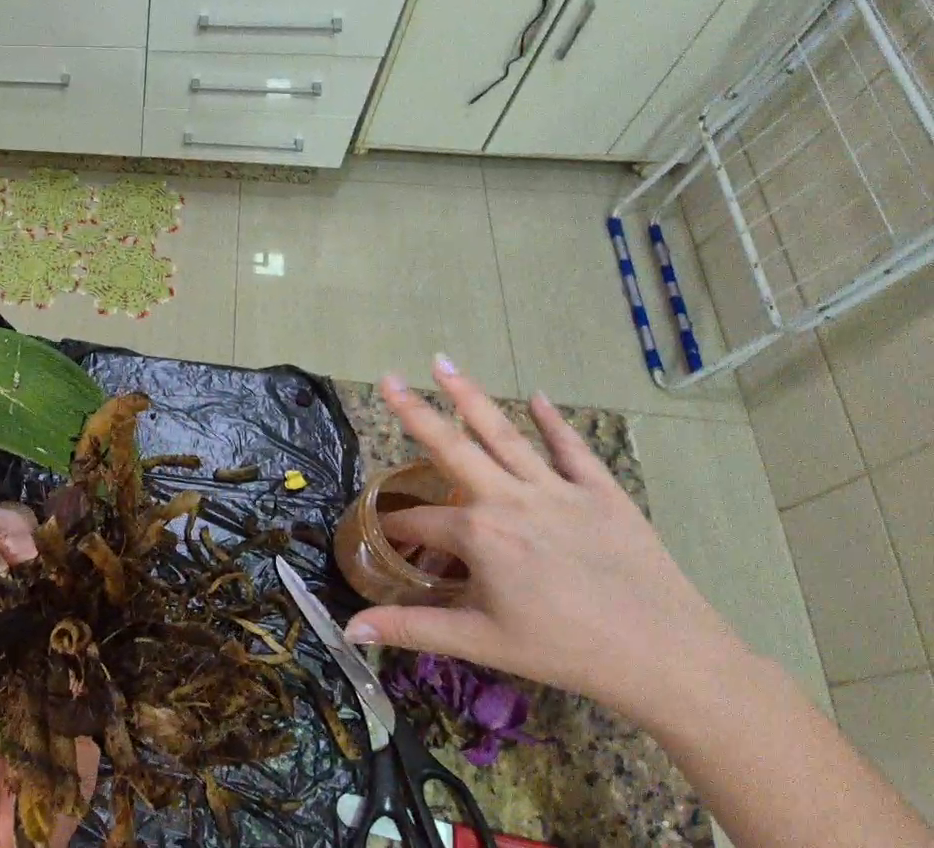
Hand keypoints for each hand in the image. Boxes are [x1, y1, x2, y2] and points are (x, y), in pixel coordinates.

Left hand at [0, 486, 98, 847]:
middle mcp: (6, 612)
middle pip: (16, 545)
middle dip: (7, 526)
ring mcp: (50, 637)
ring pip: (58, 571)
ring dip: (52, 550)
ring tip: (35, 558)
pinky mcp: (86, 673)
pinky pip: (93, 625)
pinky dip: (94, 596)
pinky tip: (90, 580)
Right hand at [343, 357, 751, 725]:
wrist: (671, 659)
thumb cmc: (566, 651)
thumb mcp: (480, 642)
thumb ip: (410, 628)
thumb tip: (350, 630)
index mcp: (478, 535)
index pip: (419, 522)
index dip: (396, 530)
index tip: (384, 538)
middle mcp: (509, 500)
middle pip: (451, 448)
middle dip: (414, 411)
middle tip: (387, 377)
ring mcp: (558, 491)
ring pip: (504, 435)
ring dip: (470, 397)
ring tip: (443, 363)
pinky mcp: (603, 494)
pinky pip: (573, 450)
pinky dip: (555, 422)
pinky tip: (539, 397)